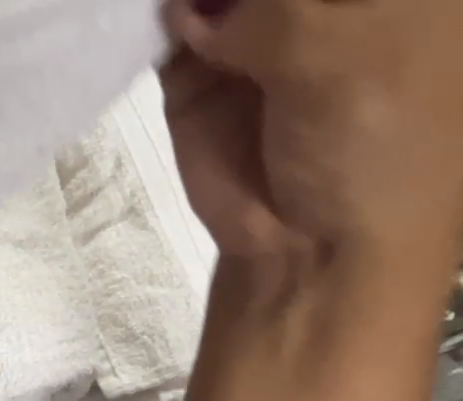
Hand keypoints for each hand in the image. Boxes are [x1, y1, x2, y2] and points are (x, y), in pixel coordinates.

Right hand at [162, 0, 462, 270]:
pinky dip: (157, 20)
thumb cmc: (377, 143)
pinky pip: (174, 29)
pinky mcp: (203, 75)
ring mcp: (262, 30)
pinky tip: (153, 17)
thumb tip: (189, 2)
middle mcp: (333, 1)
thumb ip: (272, 13)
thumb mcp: (345, 53)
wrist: (313, 246)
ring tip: (183, 5)